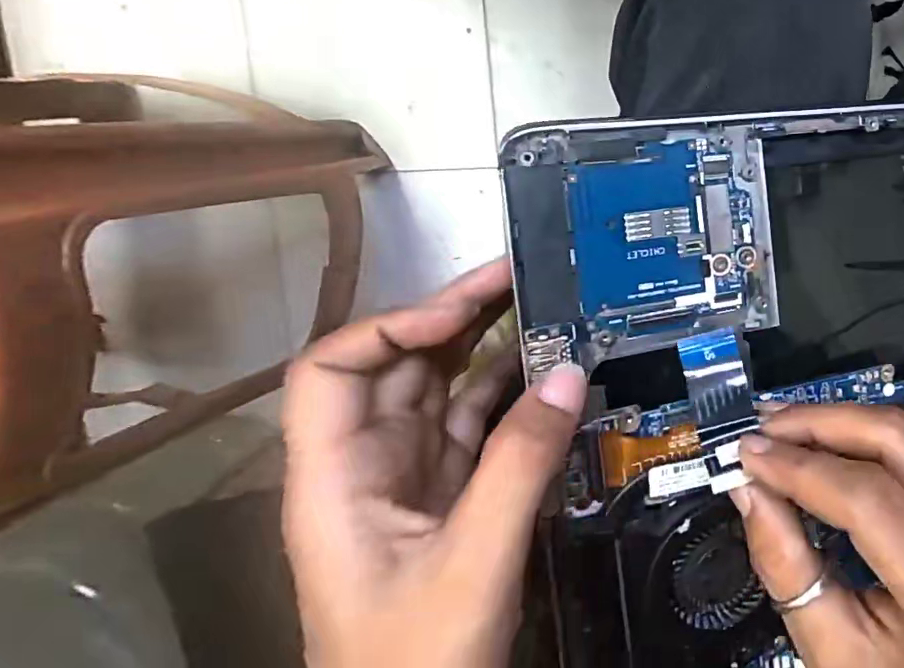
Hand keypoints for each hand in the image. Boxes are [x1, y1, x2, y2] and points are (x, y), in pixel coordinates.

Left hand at [281, 259, 587, 667]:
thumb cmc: (417, 661)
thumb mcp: (471, 563)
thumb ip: (520, 464)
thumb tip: (569, 372)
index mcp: (338, 479)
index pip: (334, 371)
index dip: (393, 326)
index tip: (465, 310)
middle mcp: (369, 463)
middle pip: (398, 365)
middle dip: (456, 312)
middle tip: (523, 275)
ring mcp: (413, 475)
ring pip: (443, 384)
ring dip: (488, 340)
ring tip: (544, 301)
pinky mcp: (454, 488)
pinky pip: (481, 415)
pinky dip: (514, 384)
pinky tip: (551, 364)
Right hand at [729, 405, 903, 667]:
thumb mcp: (840, 656)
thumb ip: (789, 570)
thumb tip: (749, 488)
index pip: (869, 499)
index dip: (801, 467)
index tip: (748, 451)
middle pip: (896, 442)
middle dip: (821, 423)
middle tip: (765, 425)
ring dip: (844, 423)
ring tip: (789, 428)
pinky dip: (873, 440)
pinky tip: (834, 443)